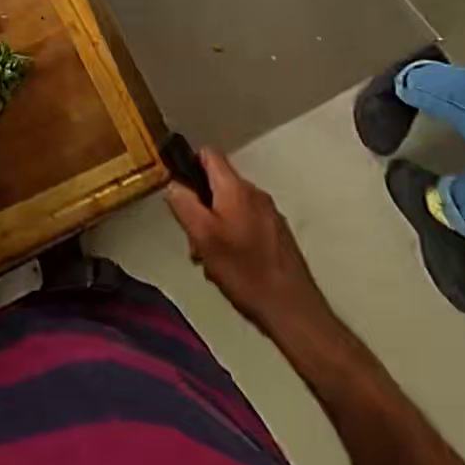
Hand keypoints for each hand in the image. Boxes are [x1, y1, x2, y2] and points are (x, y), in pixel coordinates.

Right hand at [166, 148, 331, 335]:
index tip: (177, 189)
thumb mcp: (203, 236)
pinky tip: (229, 264)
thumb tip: (173, 184)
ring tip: (209, 257)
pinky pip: (244, 223)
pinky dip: (230, 236)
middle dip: (199, 205)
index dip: (187, 164)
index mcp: (236, 189)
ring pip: (229, 206)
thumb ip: (184, 204)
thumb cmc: (244, 270)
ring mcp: (269, 214)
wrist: (292, 308)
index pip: (208, 155)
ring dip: (213, 225)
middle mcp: (255, 194)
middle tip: (192, 237)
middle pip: (217, 184)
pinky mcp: (277, 234)